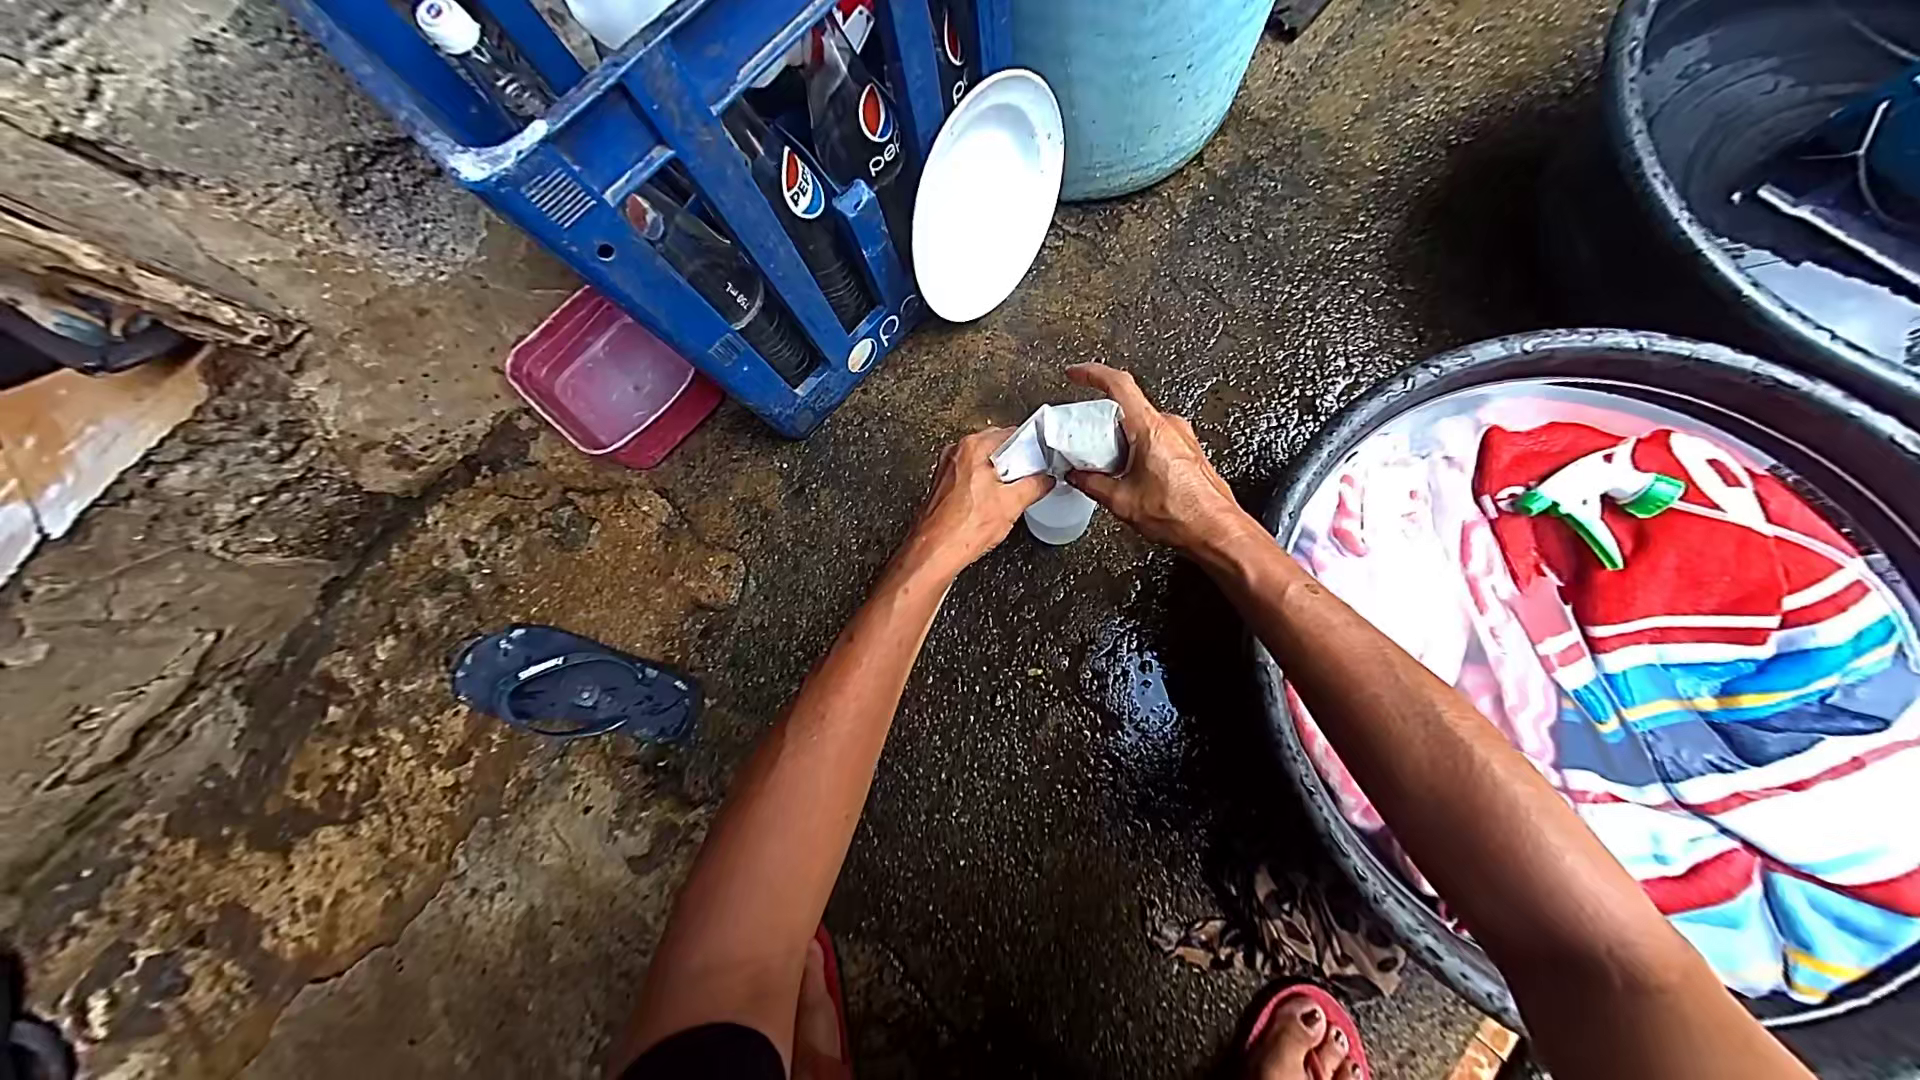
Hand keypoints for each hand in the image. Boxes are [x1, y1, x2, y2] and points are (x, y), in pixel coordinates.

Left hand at [904, 426, 1055, 575]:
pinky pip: (970, 477)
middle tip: (1027, 480)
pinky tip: (989, 505)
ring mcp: (947, 469)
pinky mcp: (943, 486)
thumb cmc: (962, 528)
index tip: (1040, 460)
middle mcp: (956, 453)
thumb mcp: (1012, 504)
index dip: (1029, 447)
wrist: (934, 551)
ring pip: (982, 463)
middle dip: (1014, 463)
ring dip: (998, 476)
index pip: (1010, 433)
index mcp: (972, 447)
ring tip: (1007, 496)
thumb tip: (1045, 480)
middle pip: (996, 447)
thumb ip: (1035, 486)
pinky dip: (983, 486)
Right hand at [1063, 363, 1252, 553]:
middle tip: (1086, 445)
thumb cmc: (1183, 515)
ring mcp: (1182, 437)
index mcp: (1151, 429)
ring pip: (1141, 424)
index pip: (1119, 384)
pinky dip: (1137, 449)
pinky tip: (1131, 475)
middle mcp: (1170, 426)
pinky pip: (1156, 437)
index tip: (1076, 374)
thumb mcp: (1122, 501)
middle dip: (1102, 424)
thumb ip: (1092, 483)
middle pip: (1127, 408)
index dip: (1092, 374)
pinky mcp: (1187, 450)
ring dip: (1121, 440)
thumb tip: (1077, 475)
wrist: (1216, 531)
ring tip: (1110, 468)